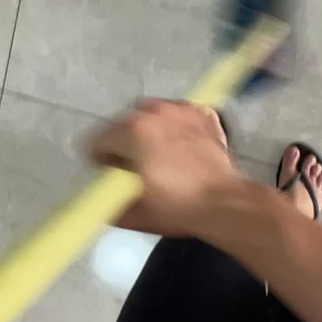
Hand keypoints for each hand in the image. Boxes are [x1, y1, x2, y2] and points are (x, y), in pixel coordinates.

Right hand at [88, 98, 240, 236]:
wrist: (223, 202)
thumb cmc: (176, 206)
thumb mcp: (134, 212)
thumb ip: (109, 202)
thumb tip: (103, 198)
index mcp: (131, 131)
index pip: (98, 140)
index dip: (102, 160)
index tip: (111, 174)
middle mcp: (154, 111)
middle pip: (124, 124)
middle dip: (125, 143)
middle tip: (136, 166)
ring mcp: (181, 109)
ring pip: (151, 113)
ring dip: (149, 130)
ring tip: (159, 153)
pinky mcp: (202, 114)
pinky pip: (178, 113)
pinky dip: (175, 125)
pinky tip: (180, 143)